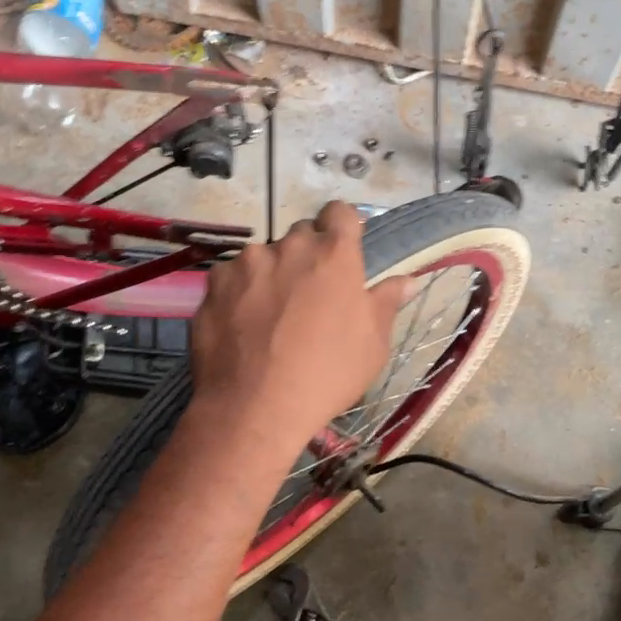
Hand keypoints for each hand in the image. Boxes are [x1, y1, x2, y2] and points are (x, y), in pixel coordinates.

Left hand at [190, 202, 409, 443]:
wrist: (255, 407)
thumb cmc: (327, 375)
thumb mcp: (372, 345)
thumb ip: (385, 303)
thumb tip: (406, 280)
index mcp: (334, 254)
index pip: (340, 213)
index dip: (342, 227)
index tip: (342, 248)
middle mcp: (288, 247)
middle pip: (300, 236)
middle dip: (307, 257)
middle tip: (309, 296)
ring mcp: (246, 264)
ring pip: (264, 258)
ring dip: (271, 275)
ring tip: (271, 317)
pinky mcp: (214, 285)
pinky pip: (232, 279)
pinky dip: (239, 294)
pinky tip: (242, 327)